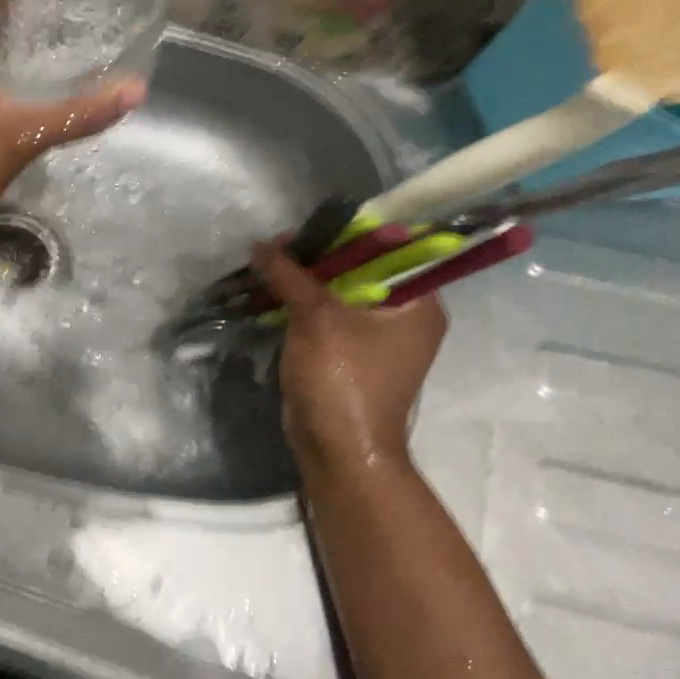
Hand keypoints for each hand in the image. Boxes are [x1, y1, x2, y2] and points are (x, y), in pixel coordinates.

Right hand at [251, 241, 449, 475]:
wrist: (338, 445)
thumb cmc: (342, 377)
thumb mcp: (314, 317)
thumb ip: (289, 275)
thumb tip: (261, 245)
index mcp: (418, 305)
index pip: (390, 252)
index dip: (348, 236)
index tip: (306, 232)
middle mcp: (406, 317)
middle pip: (360, 270)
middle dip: (316, 258)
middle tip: (276, 250)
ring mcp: (378, 338)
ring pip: (339, 292)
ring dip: (304, 281)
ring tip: (266, 269)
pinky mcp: (350, 354)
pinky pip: (327, 315)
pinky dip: (301, 304)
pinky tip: (271, 297)